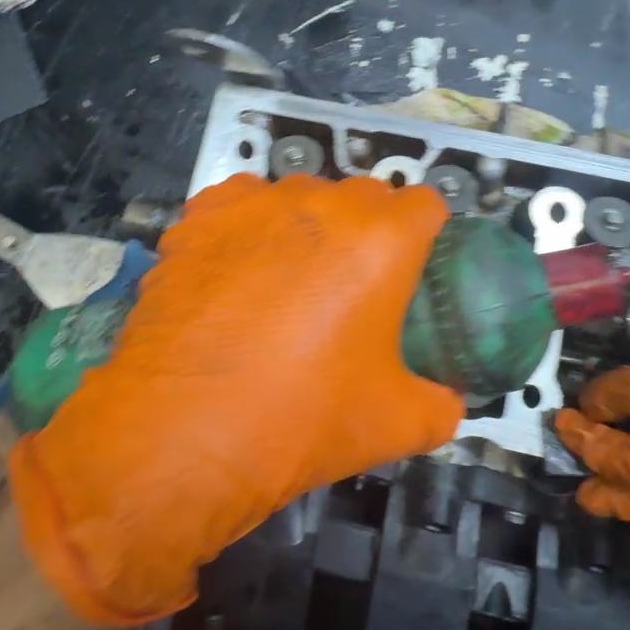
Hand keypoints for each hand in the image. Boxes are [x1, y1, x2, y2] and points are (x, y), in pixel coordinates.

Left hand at [10, 173, 463, 624]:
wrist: (182, 433)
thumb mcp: (397, 425)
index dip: (424, 237)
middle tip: (351, 289)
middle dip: (365, 232)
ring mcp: (253, 205)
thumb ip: (441, 404)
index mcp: (380, 239)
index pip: (424, 204)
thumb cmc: (301, 421)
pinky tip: (235, 273)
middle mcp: (319, 204)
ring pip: (297, 196)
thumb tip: (447, 399)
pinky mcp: (198, 217)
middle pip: (361, 196)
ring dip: (305, 227)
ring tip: (286, 284)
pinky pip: (238, 206)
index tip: (412, 272)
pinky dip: (245, 228)